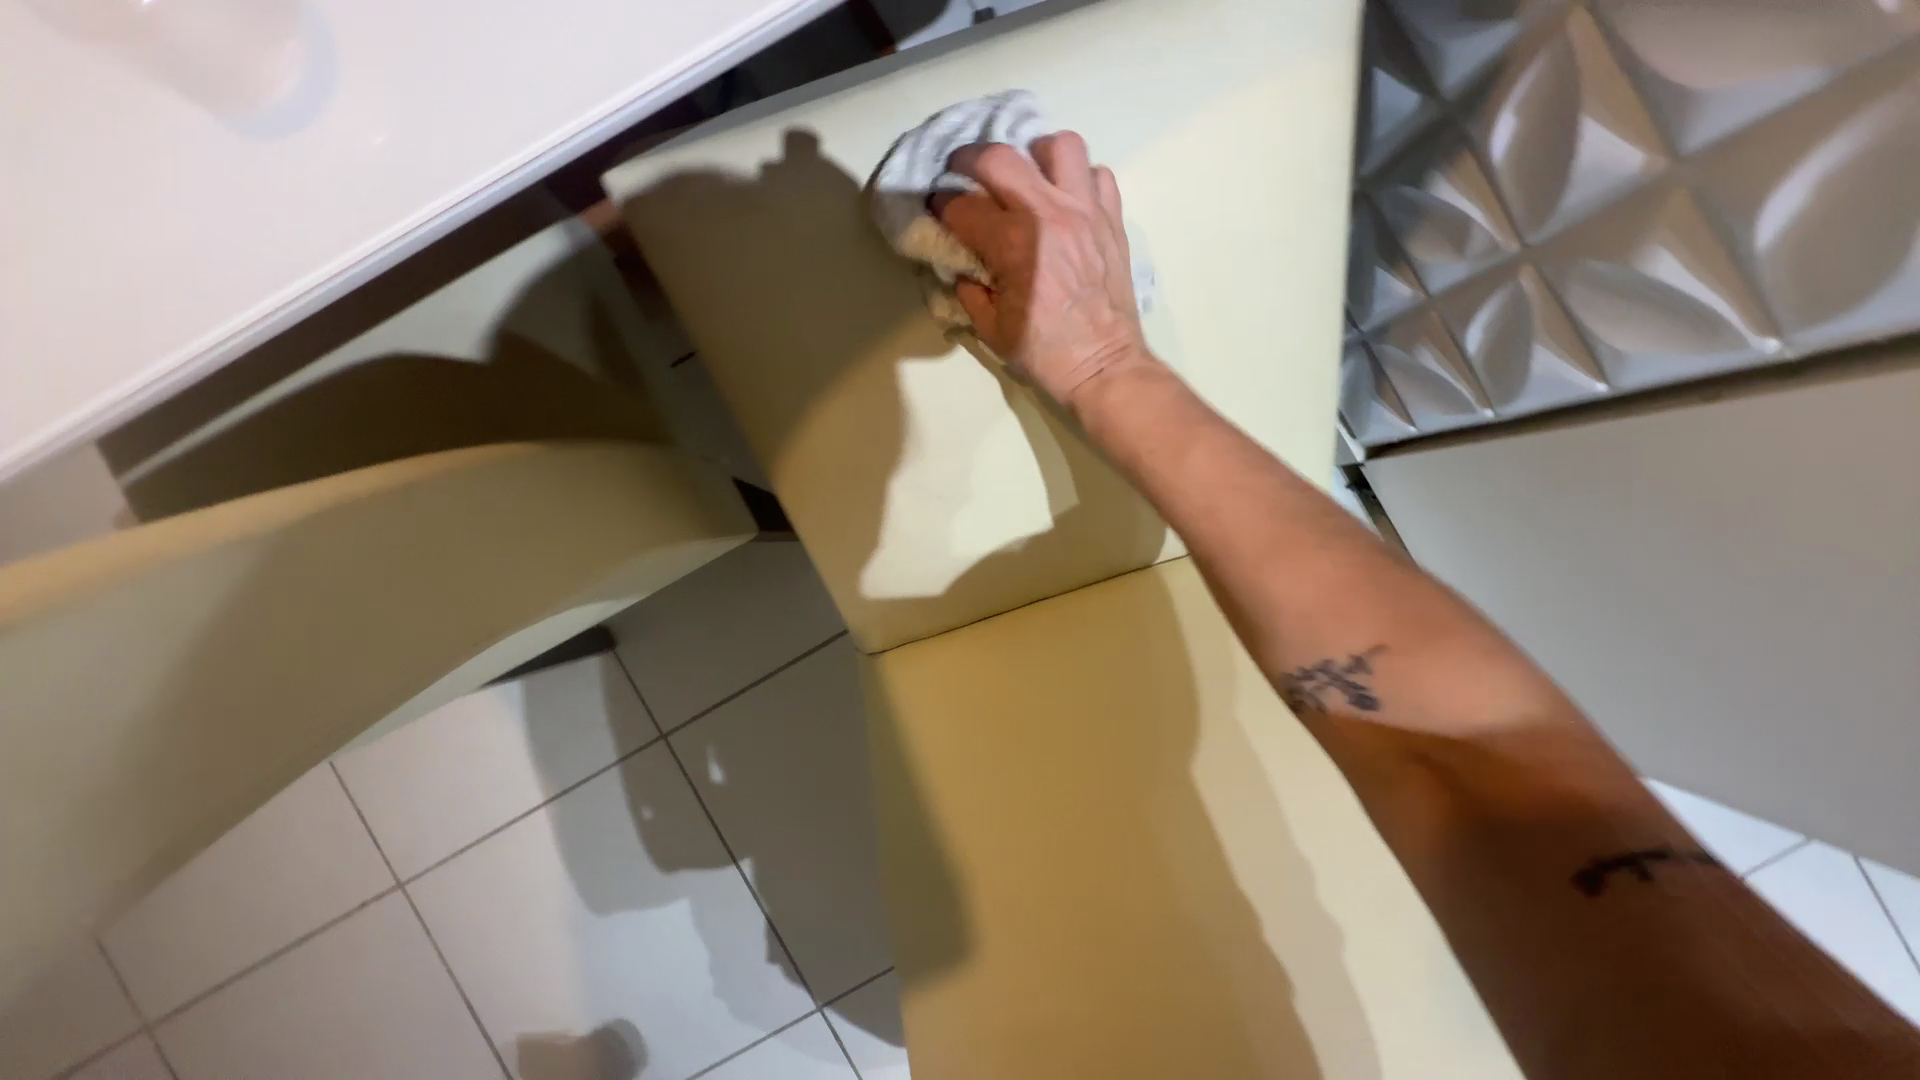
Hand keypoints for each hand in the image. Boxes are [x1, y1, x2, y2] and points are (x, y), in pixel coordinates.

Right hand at [935, 131, 1154, 411]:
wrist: (1103, 366)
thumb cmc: (1044, 353)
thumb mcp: (991, 329)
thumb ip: (970, 290)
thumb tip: (961, 265)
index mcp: (1012, 244)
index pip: (963, 206)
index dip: (942, 204)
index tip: (936, 206)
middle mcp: (1049, 214)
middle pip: (1000, 157)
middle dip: (970, 159)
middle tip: (963, 171)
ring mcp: (1086, 211)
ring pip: (1060, 146)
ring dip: (1036, 155)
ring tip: (1028, 176)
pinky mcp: (1111, 220)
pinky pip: (1098, 175)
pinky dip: (1080, 179)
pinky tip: (1067, 199)